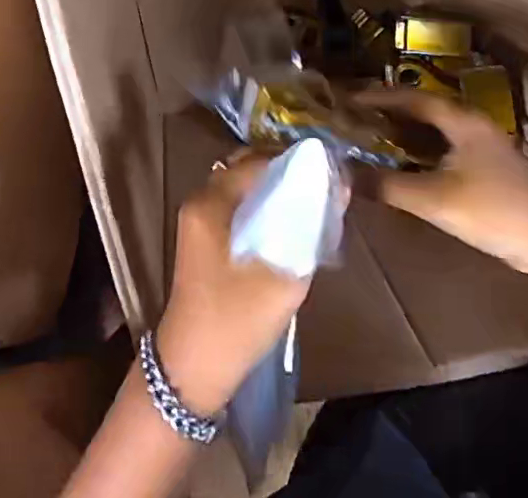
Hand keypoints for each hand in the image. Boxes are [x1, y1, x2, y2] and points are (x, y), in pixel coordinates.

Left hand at [154, 155, 316, 415]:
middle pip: (245, 170)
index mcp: (210, 203)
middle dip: (284, 171)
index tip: (328, 168)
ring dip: (274, 188)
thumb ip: (310, 230)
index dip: (293, 161)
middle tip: (323, 181)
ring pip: (242, 189)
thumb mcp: (283, 277)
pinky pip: (236, 207)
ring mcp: (198, 221)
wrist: (194, 366)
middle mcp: (199, 202)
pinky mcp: (204, 240)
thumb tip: (333, 191)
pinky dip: (262, 205)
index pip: (255, 163)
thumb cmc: (235, 318)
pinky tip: (289, 220)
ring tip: (312, 197)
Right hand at [357, 89, 527, 280]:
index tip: (343, 99)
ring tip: (368, 140)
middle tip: (350, 119)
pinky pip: (444, 151)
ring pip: (434, 133)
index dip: (376, 96)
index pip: (411, 97)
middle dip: (386, 114)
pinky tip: (403, 169)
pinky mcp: (492, 173)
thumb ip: (384, 186)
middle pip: (422, 111)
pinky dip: (418, 154)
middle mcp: (474, 127)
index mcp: (462, 121)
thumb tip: (339, 175)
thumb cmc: (499, 213)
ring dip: (402, 135)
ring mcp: (486, 150)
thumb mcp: (434, 200)